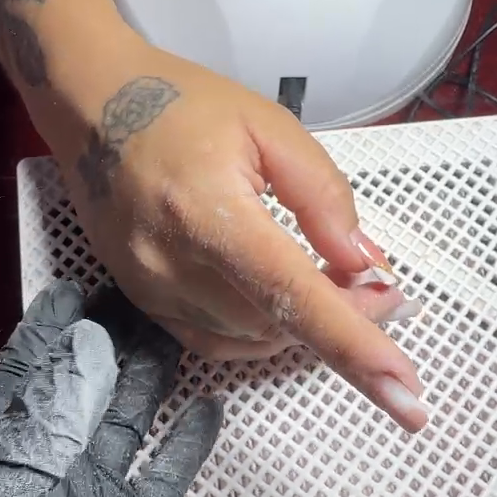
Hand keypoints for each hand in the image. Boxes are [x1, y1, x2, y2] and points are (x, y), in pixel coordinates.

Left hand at [0, 284, 222, 496]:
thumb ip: (28, 438)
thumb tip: (80, 353)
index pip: (23, 375)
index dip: (52, 329)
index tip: (84, 281)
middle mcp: (40, 474)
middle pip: (83, 388)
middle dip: (112, 338)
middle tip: (155, 287)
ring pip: (126, 424)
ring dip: (153, 377)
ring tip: (188, 328)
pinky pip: (160, 483)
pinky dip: (183, 448)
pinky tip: (207, 411)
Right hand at [39, 39, 428, 431]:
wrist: (91, 107)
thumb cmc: (183, 104)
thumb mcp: (268, 127)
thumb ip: (323, 195)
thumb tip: (364, 264)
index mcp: (209, 214)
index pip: (291, 295)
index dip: (353, 346)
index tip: (405, 391)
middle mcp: (174, 266)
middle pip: (279, 326)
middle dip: (344, 321)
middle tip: (380, 289)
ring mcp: (153, 292)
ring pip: (254, 339)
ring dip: (304, 325)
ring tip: (334, 285)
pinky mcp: (145, 302)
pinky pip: (219, 343)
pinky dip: (264, 332)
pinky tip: (282, 303)